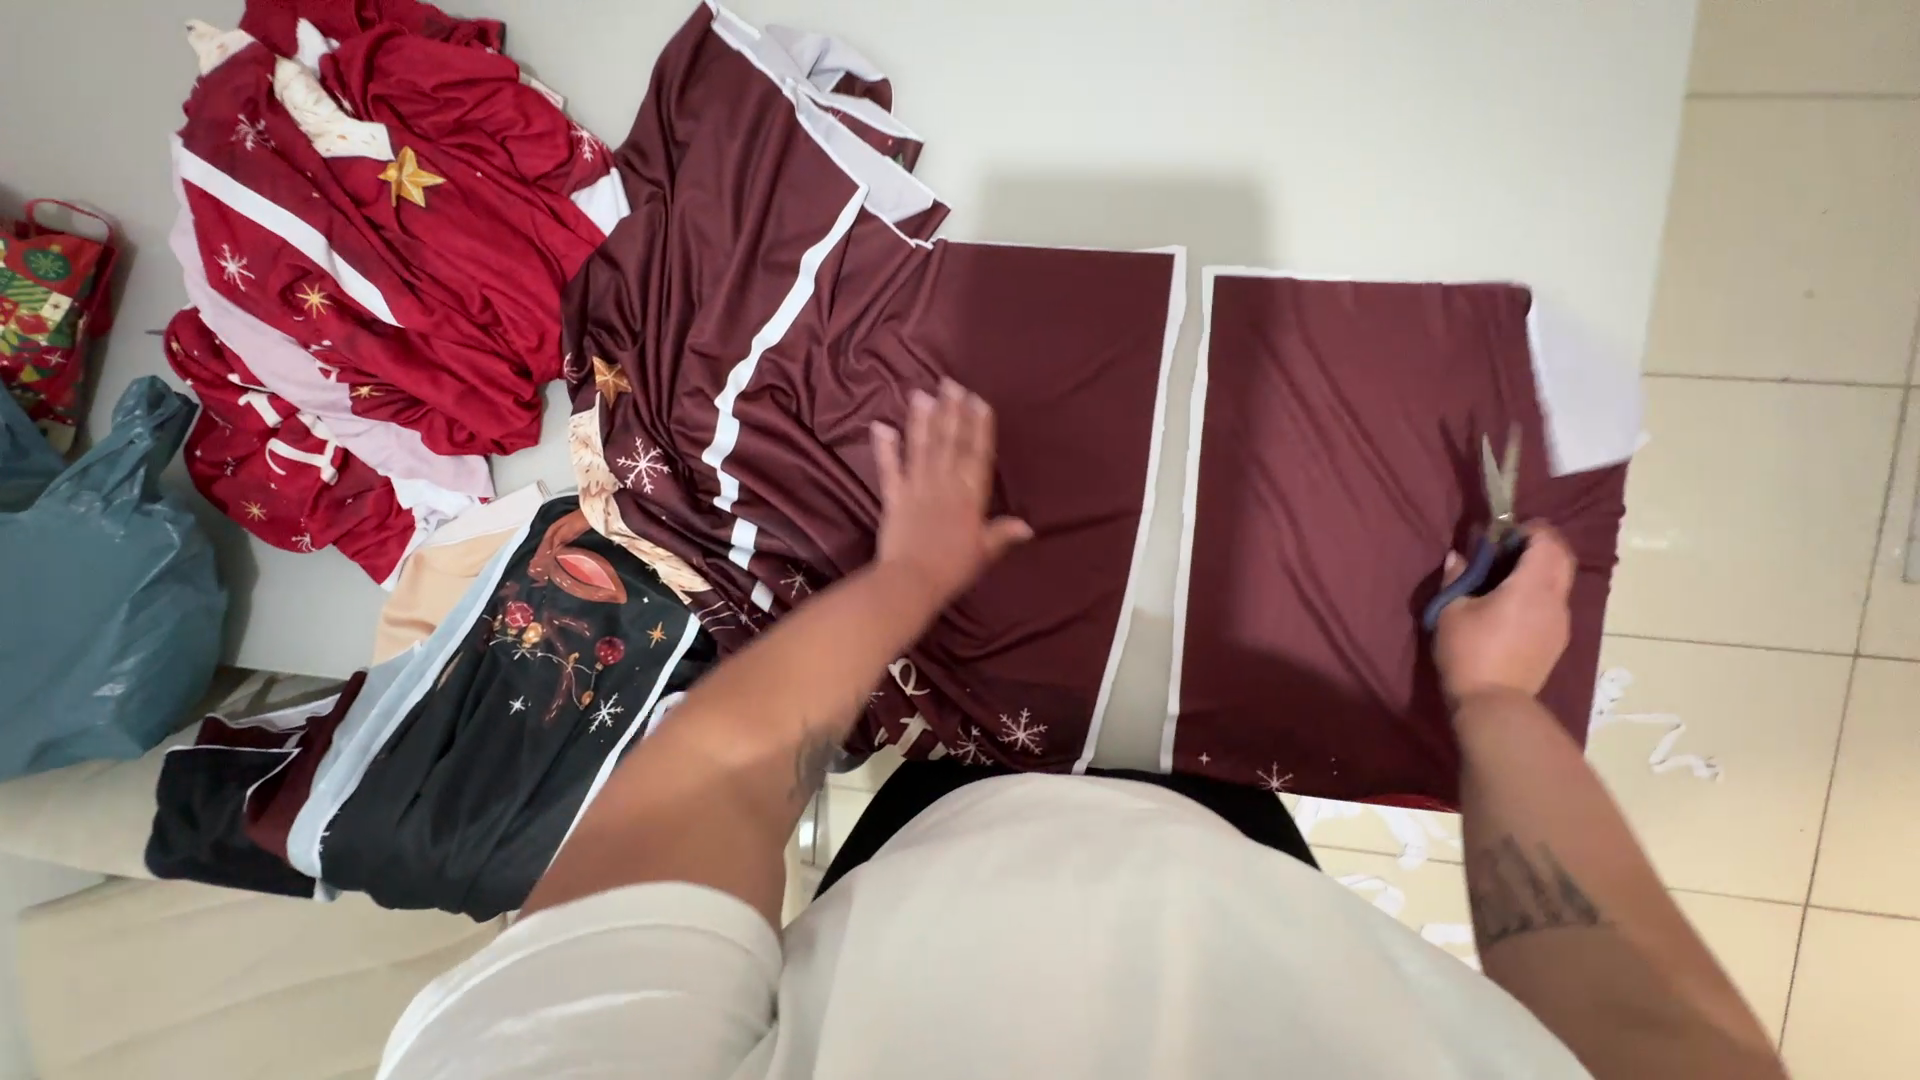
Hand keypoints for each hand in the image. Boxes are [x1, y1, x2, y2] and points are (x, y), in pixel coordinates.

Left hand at [871, 379, 1031, 605]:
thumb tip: (1028, 526)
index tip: (978, 401)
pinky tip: (880, 426)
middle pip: (949, 442)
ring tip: (923, 394)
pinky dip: (884, 447)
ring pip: (921, 447)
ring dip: (922, 420)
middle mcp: (944, 484)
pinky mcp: (893, 497)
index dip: (978, 427)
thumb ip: (1002, 534)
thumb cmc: (953, 569)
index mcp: (969, 496)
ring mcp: (917, 487)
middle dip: (952, 412)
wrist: (912, 581)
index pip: (976, 454)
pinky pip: (888, 468)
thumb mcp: (984, 552)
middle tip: (951, 383)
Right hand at [1433, 522, 1575, 709]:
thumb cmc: (1469, 651)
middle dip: (1540, 545)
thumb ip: (1457, 579)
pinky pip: (1554, 602)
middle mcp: (1554, 599)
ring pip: (1561, 581)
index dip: (1531, 530)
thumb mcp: (1451, 611)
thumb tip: (1459, 557)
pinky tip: (1513, 602)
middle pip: (1562, 558)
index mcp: (1530, 587)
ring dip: (1541, 568)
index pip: (1546, 543)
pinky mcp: (1557, 638)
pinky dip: (1540, 589)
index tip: (1505, 529)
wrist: (1493, 702)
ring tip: (1507, 573)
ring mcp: (1560, 621)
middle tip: (1509, 545)